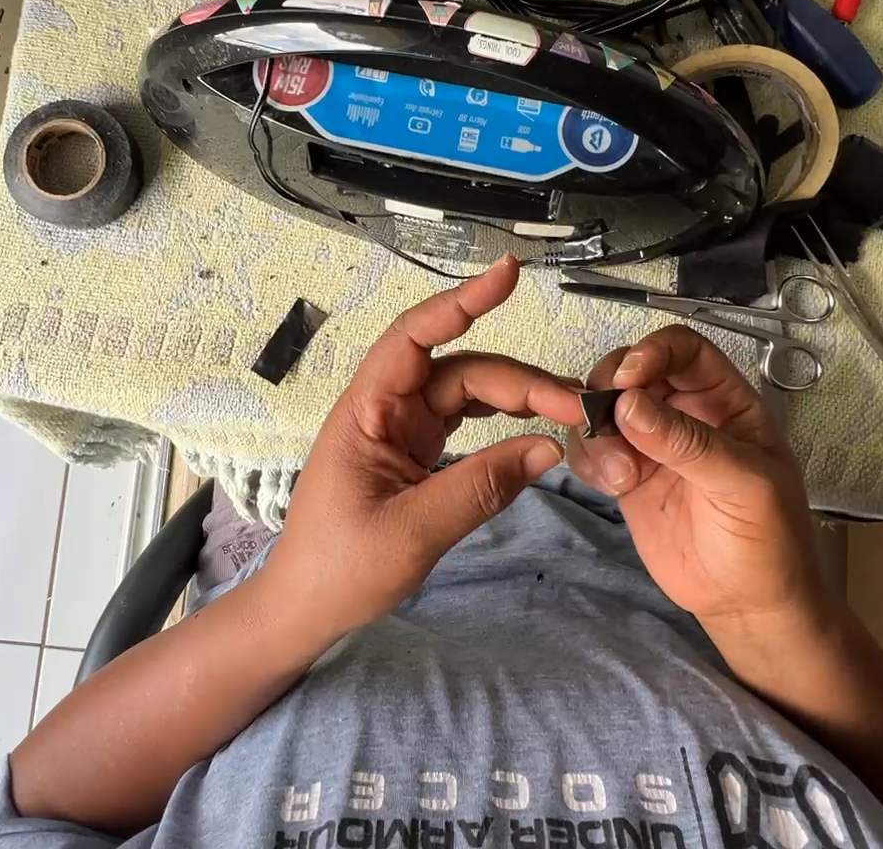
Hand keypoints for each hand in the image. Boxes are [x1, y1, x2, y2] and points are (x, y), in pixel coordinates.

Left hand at [262, 256, 584, 633]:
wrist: (306, 608)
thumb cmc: (339, 569)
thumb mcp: (412, 532)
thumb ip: (480, 488)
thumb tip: (550, 448)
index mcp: (368, 410)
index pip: (414, 337)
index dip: (461, 300)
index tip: (508, 274)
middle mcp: (386, 406)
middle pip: (460, 369)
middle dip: (519, 379)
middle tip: (577, 406)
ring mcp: (403, 426)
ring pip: (469, 391)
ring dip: (517, 395)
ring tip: (569, 410)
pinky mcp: (417, 448)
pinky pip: (467, 420)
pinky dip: (503, 420)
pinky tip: (535, 426)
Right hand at [565, 325, 834, 632]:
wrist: (746, 605)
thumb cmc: (768, 540)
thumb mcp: (743, 485)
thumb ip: (688, 442)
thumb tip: (628, 404)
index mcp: (724, 400)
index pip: (684, 350)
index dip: (652, 352)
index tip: (626, 380)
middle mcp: (683, 412)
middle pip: (631, 370)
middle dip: (610, 391)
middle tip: (604, 423)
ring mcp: (650, 443)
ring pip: (602, 408)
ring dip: (596, 432)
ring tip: (619, 477)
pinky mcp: (626, 474)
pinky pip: (591, 448)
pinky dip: (588, 459)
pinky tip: (611, 488)